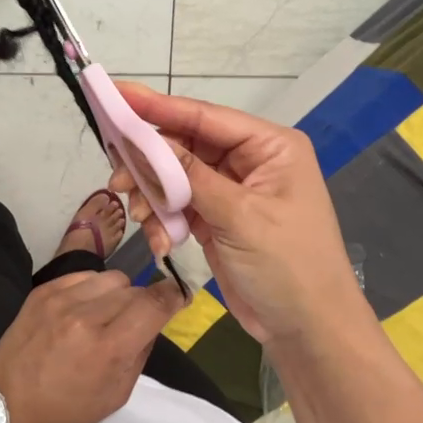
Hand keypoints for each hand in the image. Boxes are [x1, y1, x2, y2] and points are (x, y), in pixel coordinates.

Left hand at [0, 271, 185, 422]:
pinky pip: (82, 276)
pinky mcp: (41, 291)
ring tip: (105, 317)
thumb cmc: (68, 408)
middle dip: (142, 303)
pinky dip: (90, 289)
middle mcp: (84, 314)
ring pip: (110, 277)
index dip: (174, 296)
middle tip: (133, 323)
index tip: (179, 297)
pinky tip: (82, 310)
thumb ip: (142, 349)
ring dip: (116, 293)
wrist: (7, 402)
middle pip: (134, 288)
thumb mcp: (119, 392)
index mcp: (108, 346)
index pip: (155, 302)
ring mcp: (59, 299)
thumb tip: (156, 317)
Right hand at [108, 81, 368, 345]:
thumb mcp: (238, 216)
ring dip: (152, 194)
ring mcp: (230, 191)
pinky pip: (177, 205)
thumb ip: (189, 175)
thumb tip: (145, 139)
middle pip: (184, 145)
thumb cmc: (288, 266)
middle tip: (116, 175)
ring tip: (136, 214)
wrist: (307, 329)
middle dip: (149, 161)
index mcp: (269, 147)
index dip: (157, 106)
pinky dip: (163, 219)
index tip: (115, 94)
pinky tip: (160, 239)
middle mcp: (249, 162)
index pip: (204, 116)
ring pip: (174, 176)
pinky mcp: (216, 219)